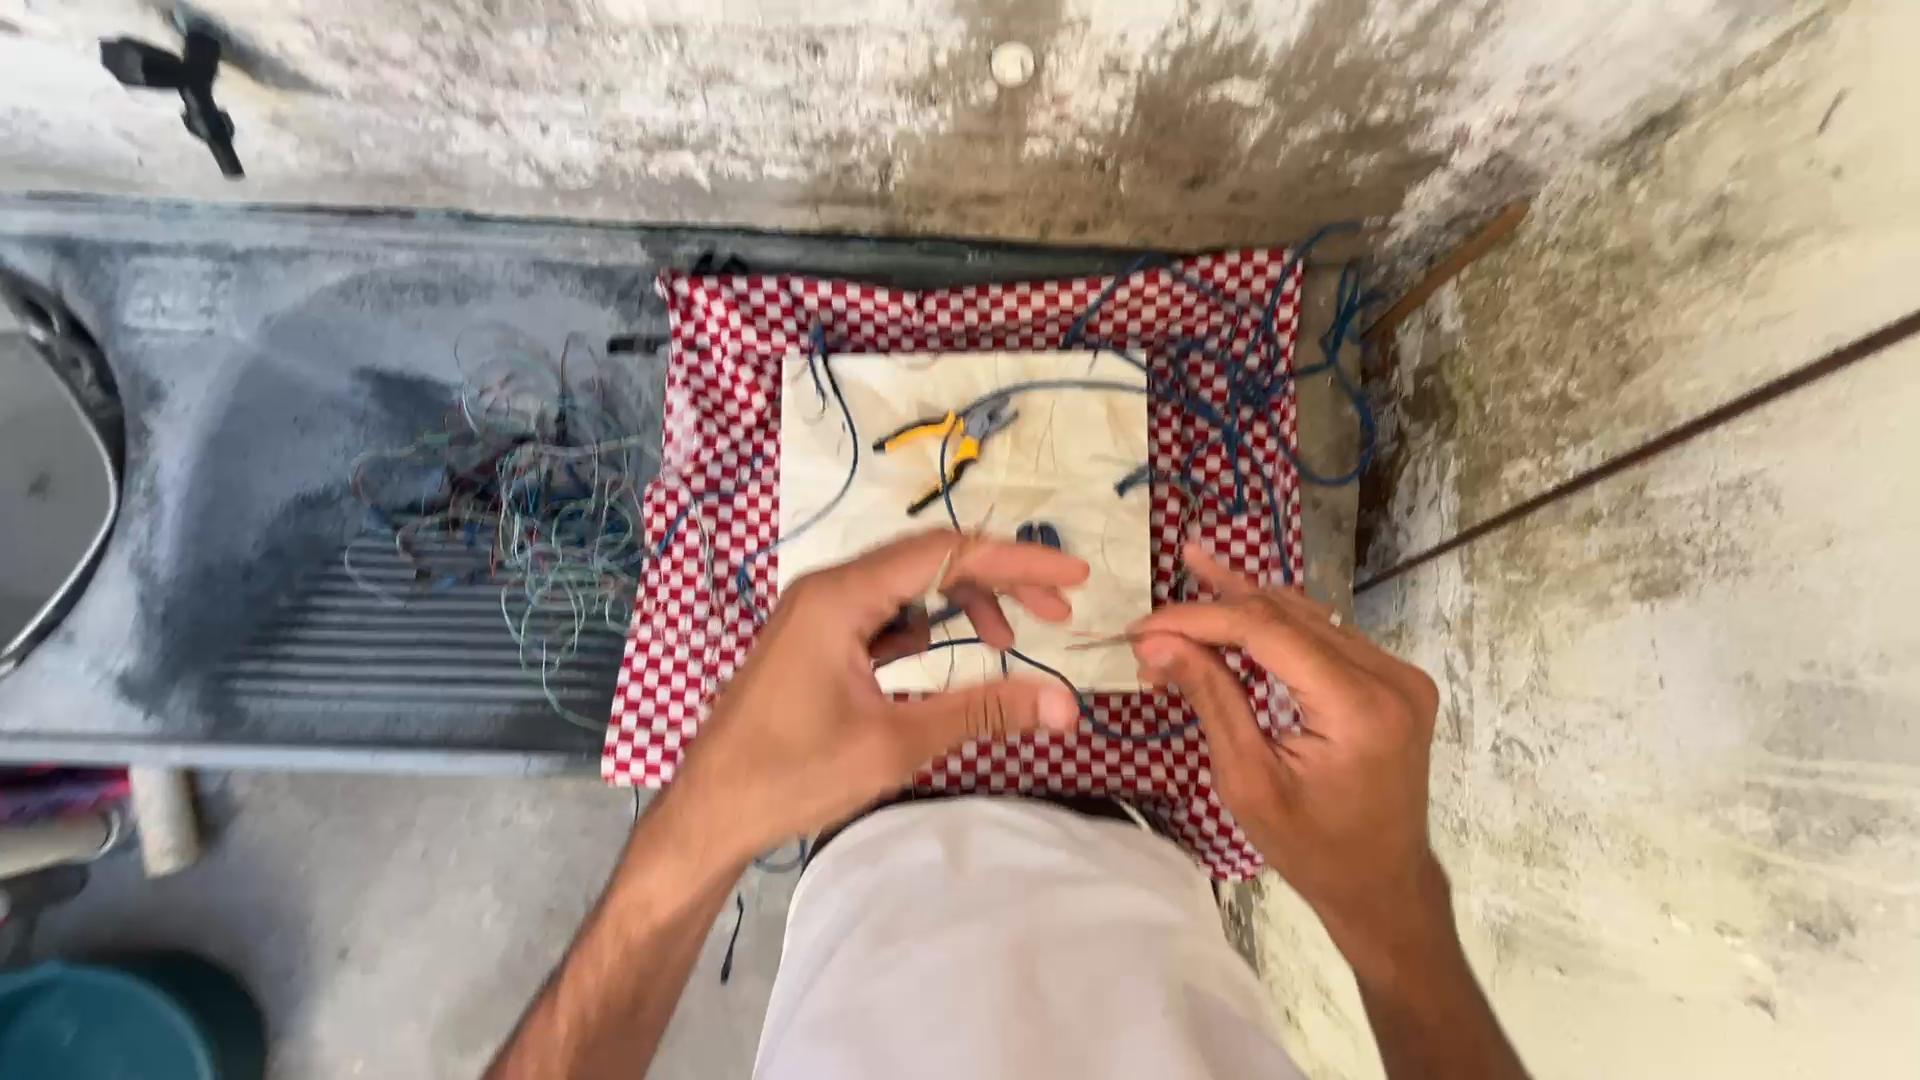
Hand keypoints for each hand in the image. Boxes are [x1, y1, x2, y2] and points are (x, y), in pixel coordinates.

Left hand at [667, 529, 1088, 866]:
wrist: (707, 813)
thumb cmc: (791, 777)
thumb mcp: (896, 744)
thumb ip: (982, 712)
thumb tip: (1065, 704)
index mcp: (841, 595)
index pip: (947, 554)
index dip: (1017, 560)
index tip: (1074, 575)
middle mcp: (829, 586)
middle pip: (930, 561)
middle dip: (998, 580)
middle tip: (1056, 611)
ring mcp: (819, 609)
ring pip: (909, 586)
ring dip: (961, 604)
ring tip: (1006, 640)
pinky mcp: (817, 635)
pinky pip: (884, 613)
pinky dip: (924, 627)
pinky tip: (941, 656)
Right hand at [1126, 542, 1444, 975]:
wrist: (1382, 886)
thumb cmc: (1312, 849)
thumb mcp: (1247, 780)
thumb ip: (1209, 698)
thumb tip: (1154, 644)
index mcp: (1359, 707)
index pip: (1265, 631)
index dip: (1196, 619)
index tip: (1140, 630)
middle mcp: (1388, 676)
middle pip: (1283, 613)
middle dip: (1209, 610)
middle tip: (1150, 623)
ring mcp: (1395, 672)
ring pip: (1302, 612)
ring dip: (1238, 602)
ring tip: (1190, 570)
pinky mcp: (1388, 676)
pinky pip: (1319, 631)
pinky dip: (1269, 621)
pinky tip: (1234, 597)